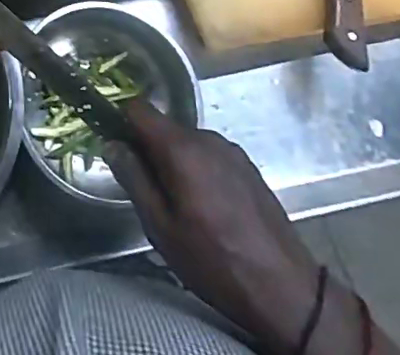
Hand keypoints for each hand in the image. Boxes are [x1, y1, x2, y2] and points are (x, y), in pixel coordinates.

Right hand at [104, 102, 321, 347]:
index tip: (115, 147)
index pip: (139, 108)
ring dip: (174, 161)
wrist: (287, 292)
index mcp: (181, 148)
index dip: (121, 121)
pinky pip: (209, 155)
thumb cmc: (215, 262)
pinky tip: (206, 207)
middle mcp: (207, 138)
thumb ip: (133, 178)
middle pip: (163, 127)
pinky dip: (197, 169)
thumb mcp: (161, 227)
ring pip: (186, 142)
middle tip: (145, 189)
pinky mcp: (248, 166)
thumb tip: (112, 144)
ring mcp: (231, 151)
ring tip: (178, 205)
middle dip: (148, 149)